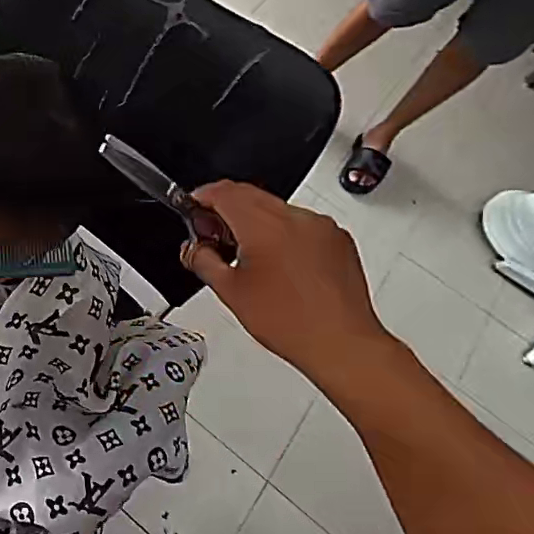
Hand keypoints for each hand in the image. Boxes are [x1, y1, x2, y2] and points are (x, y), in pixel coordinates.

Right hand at [180, 182, 394, 381]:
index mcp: (264, 226)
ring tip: (248, 258)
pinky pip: (303, 224)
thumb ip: (204, 261)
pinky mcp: (337, 238)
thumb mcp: (231, 292)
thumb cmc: (292, 322)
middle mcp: (295, 218)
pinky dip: (285, 235)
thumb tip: (193, 250)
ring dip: (256, 223)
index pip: (224, 192)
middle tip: (213, 236)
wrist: (339, 341)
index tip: (194, 209)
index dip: (202, 197)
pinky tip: (279, 266)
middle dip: (226, 211)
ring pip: (277, 210)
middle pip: (250, 196)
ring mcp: (320, 226)